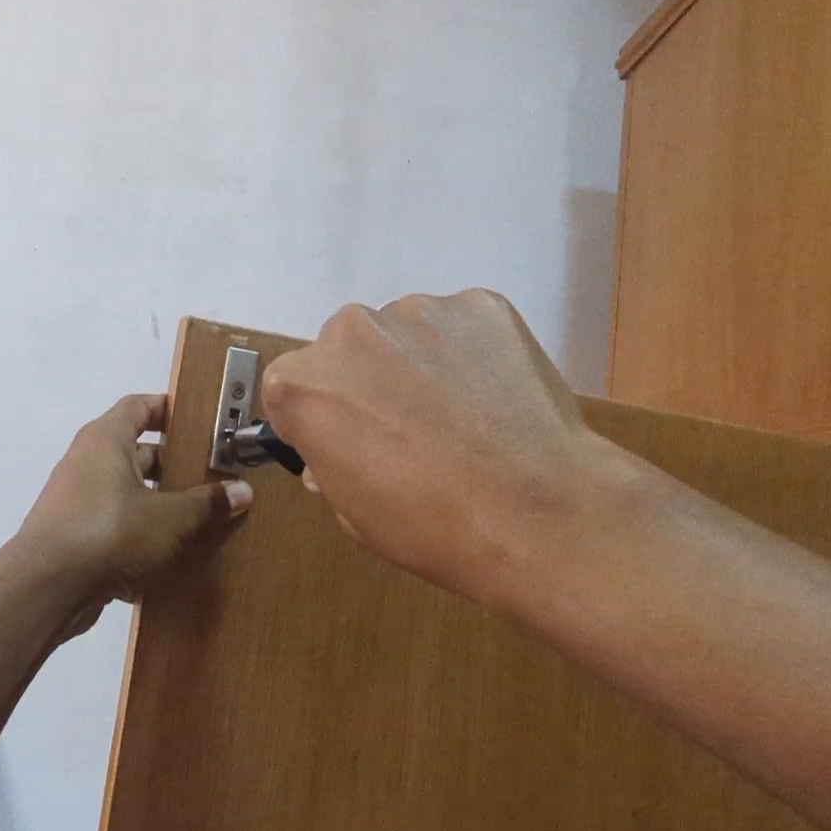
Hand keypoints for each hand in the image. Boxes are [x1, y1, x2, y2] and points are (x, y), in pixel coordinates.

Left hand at [15, 395, 251, 611]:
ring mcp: (77, 498)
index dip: (170, 408)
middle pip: (137, 450)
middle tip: (211, 475)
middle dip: (173, 463)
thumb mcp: (168, 518)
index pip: (140, 405)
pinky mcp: (74, 534)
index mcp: (106, 439)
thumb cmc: (109, 532)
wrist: (45, 588)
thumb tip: (244, 492)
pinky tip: (169, 553)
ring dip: (158, 501)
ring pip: (127, 490)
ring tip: (198, 516)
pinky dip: (139, 532)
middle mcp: (88, 460)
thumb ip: (206, 504)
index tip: (202, 422)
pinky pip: (115, 522)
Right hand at [261, 290, 640, 605]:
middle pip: (344, 349)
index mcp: (304, 382)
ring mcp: (419, 310)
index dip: (318, 417)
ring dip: (416, 361)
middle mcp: (350, 330)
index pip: (291, 387)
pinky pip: (459, 326)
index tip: (346, 442)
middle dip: (365, 380)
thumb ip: (330, 460)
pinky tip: (493, 395)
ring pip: (402, 332)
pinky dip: (469, 351)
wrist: (538, 514)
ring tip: (459, 413)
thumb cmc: (430, 525)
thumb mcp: (351, 512)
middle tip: (405, 427)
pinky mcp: (481, 305)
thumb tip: (340, 445)